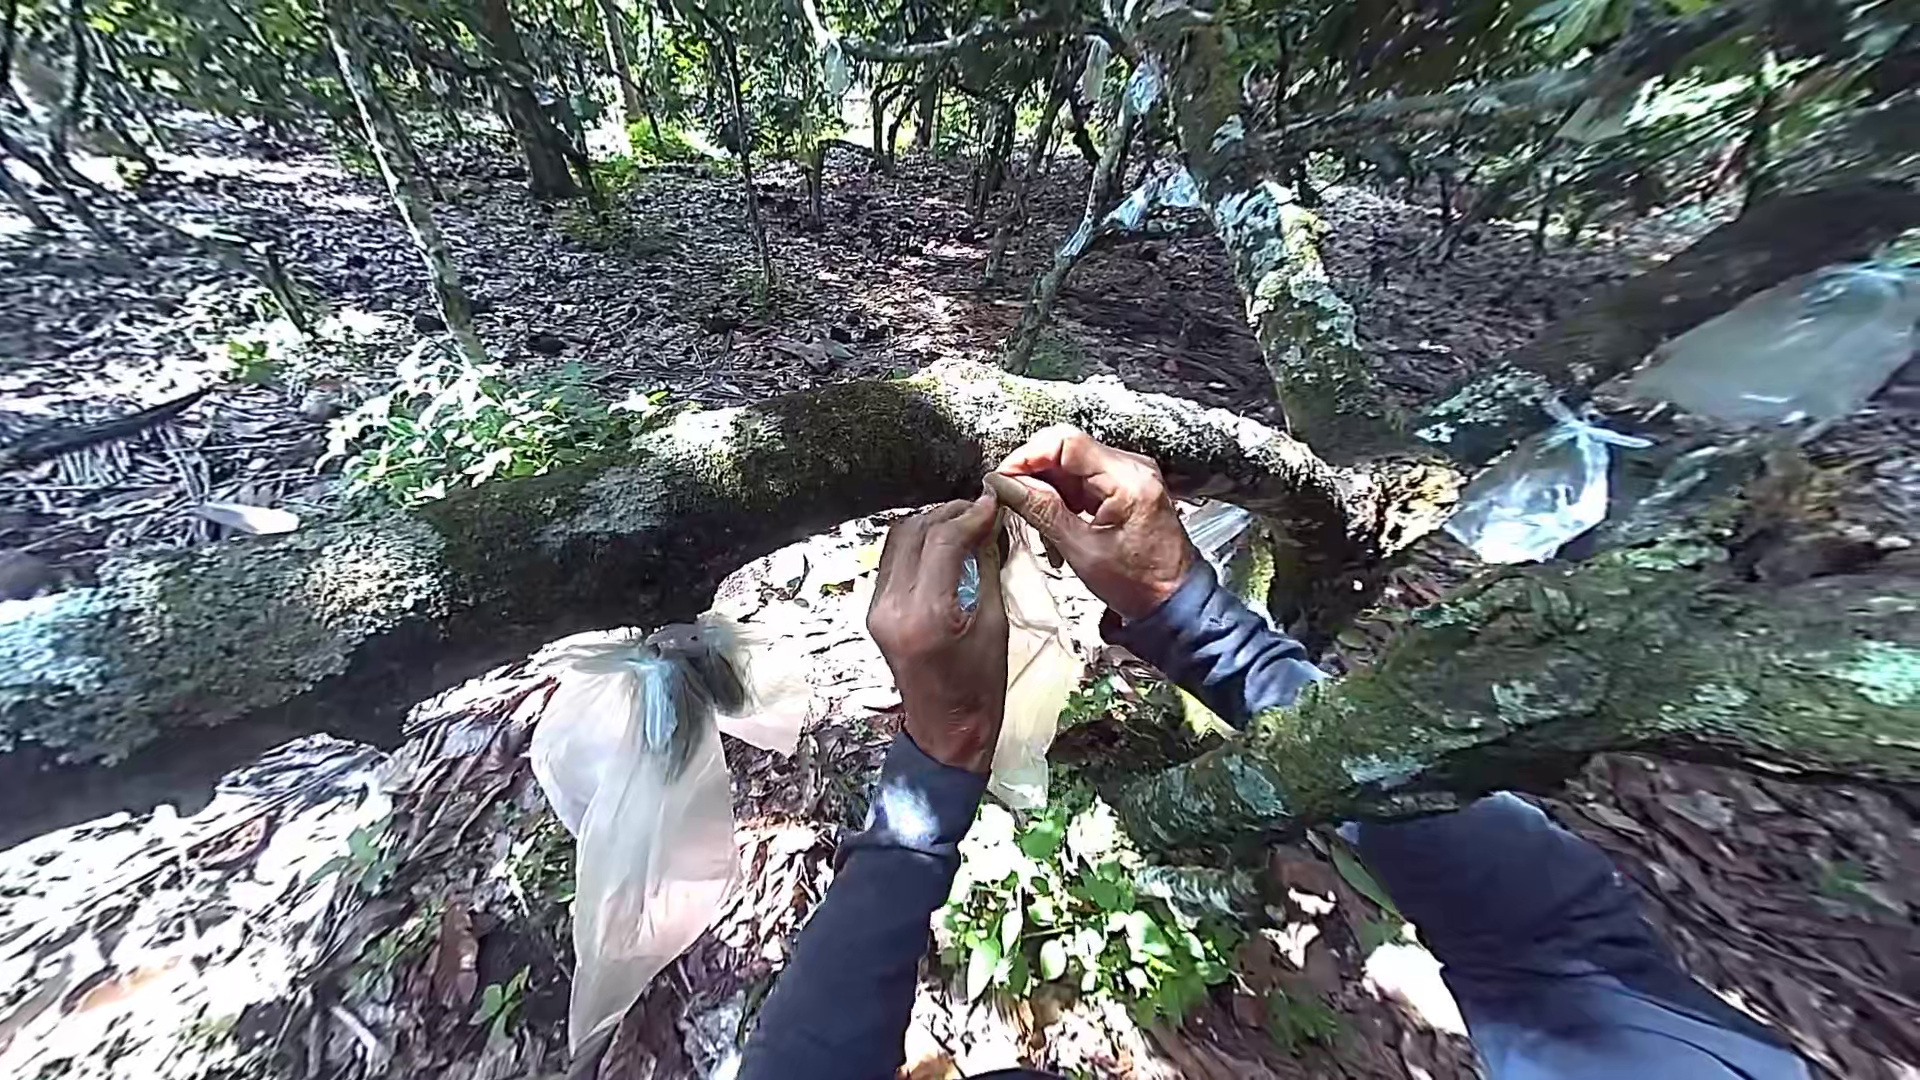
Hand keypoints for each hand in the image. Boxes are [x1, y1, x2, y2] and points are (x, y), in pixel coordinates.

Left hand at [866, 495, 1008, 773]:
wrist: (946, 730)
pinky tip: (943, 543)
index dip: (970, 515)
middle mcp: (892, 607)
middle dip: (949, 513)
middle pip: (913, 532)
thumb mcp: (995, 624)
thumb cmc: (979, 688)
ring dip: (931, 523)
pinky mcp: (875, 611)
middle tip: (980, 510)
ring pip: (898, 540)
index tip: (992, 503)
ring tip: (964, 522)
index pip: (942, 541)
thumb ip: (987, 568)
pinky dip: (918, 543)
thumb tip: (989, 526)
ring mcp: (877, 609)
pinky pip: (893, 560)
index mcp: (926, 615)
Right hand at [984, 425, 1194, 619]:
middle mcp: (1133, 467)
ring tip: (1034, 518)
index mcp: (1127, 479)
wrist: (1174, 601)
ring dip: (1046, 487)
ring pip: (1071, 464)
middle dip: (1033, 472)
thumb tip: (1005, 484)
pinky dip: (1062, 496)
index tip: (1004, 479)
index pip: (1065, 442)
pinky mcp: (1126, 486)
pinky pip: (1084, 478)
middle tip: (1011, 498)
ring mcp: (1130, 474)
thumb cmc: (1138, 583)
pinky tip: (1054, 520)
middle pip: (1067, 448)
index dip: (1027, 456)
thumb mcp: (1082, 549)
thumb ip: (1042, 510)